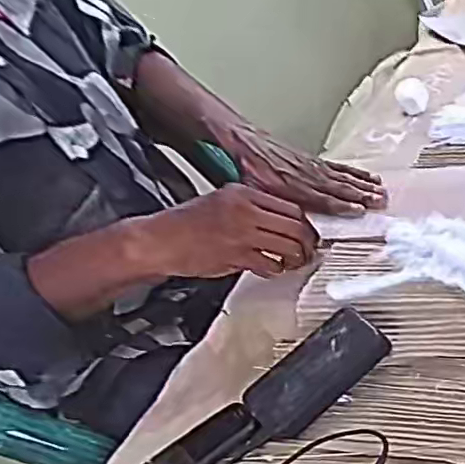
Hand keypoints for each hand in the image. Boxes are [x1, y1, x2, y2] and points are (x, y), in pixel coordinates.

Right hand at [123, 183, 315, 278]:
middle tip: (307, 251)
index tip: (307, 233)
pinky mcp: (238, 255)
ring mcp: (242, 233)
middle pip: (298, 228)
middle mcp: (244, 210)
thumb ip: (254, 208)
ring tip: (292, 262)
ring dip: (297, 259)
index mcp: (241, 194)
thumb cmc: (187, 225)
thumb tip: (288, 221)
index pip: (291, 208)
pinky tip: (271, 268)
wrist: (156, 240)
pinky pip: (273, 264)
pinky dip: (276, 269)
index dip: (305, 224)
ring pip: (291, 247)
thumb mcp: (221, 202)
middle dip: (308, 243)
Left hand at [211, 119, 385, 215]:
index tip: (361, 211)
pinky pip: (339, 168)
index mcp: (292, 188)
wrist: (233, 139)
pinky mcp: (313, 160)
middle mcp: (306, 177)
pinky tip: (368, 177)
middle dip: (362, 195)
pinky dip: (356, 173)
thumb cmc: (242, 167)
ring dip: (364, 185)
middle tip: (380, 202)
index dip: (342, 206)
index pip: (324, 200)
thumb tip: (296, 226)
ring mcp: (311, 167)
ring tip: (381, 192)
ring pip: (343, 177)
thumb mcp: (253, 193)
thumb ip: (278, 209)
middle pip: (340, 188)